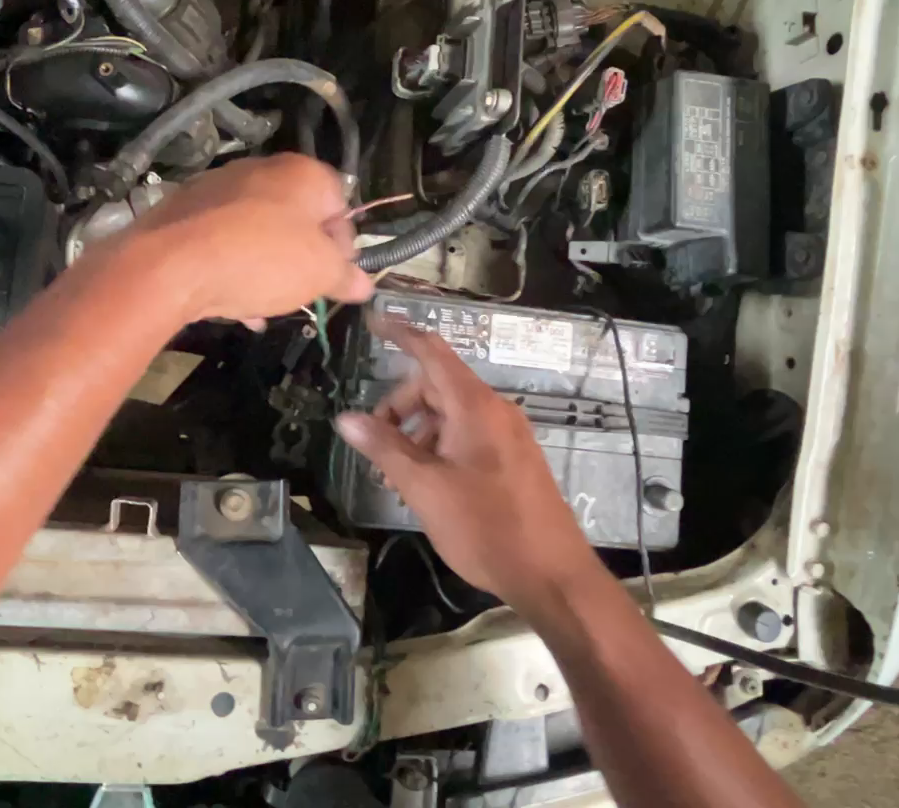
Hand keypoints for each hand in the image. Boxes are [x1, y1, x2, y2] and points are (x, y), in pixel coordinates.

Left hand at [115, 154, 374, 325]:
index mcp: (302, 172)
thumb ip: (346, 276)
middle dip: (302, 258)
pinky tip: (234, 304)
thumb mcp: (319, 274)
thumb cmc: (260, 260)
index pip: (340, 203)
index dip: (344, 244)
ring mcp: (217, 187)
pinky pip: (222, 241)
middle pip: (296, 217)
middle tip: (302, 290)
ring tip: (264, 304)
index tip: (338, 277)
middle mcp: (260, 169)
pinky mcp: (184, 211)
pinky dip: (233, 268)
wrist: (169, 266)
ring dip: (267, 268)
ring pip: (257, 232)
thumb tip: (364, 284)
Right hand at [333, 317, 608, 611]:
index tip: (373, 322)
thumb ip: (384, 448)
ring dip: (417, 432)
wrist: (552, 576)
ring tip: (397, 474)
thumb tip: (346, 418)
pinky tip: (426, 483)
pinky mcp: (513, 459)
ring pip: (450, 414)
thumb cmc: (486, 527)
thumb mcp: (425, 488)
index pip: (432, 352)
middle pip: (436, 386)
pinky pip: (467, 435)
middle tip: (375, 443)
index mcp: (474, 406)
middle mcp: (493, 410)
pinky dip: (439, 446)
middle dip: (400, 406)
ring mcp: (507, 434)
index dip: (401, 334)